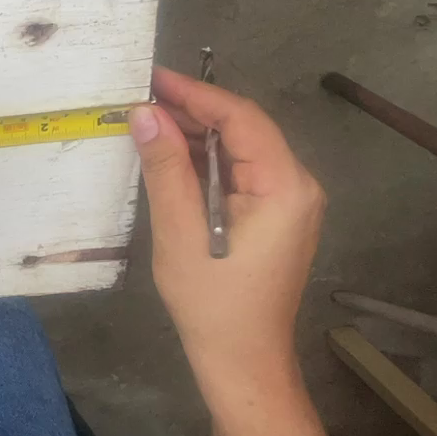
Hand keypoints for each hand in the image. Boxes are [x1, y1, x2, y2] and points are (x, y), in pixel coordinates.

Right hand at [128, 67, 324, 388]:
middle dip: (193, 111)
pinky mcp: (272, 217)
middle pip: (243, 130)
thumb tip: (144, 114)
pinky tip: (170, 158)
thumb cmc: (211, 299)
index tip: (151, 77)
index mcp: (284, 186)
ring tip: (146, 123)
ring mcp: (288, 202)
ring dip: (195, 135)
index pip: (241, 119)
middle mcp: (297, 186)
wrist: (240, 358)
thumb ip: (165, 167)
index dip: (196, 94)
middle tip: (139, 100)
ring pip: (239, 150)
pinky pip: (237, 173)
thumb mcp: (179, 230)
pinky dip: (203, 161)